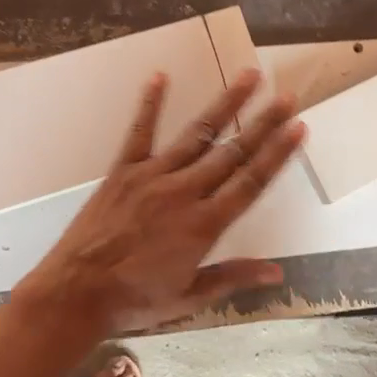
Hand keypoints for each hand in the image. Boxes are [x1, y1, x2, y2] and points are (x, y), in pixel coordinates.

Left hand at [13, 69, 303, 335]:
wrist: (77, 291)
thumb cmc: (134, 300)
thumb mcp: (189, 297)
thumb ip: (232, 277)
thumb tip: (277, 272)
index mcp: (205, 225)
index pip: (251, 183)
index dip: (278, 154)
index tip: (299, 128)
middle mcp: (184, 192)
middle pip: (232, 153)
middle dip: (263, 122)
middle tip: (287, 95)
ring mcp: (152, 177)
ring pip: (196, 134)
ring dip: (224, 104)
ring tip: (248, 75)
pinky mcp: (122, 172)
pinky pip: (139, 133)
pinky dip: (150, 104)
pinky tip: (160, 76)